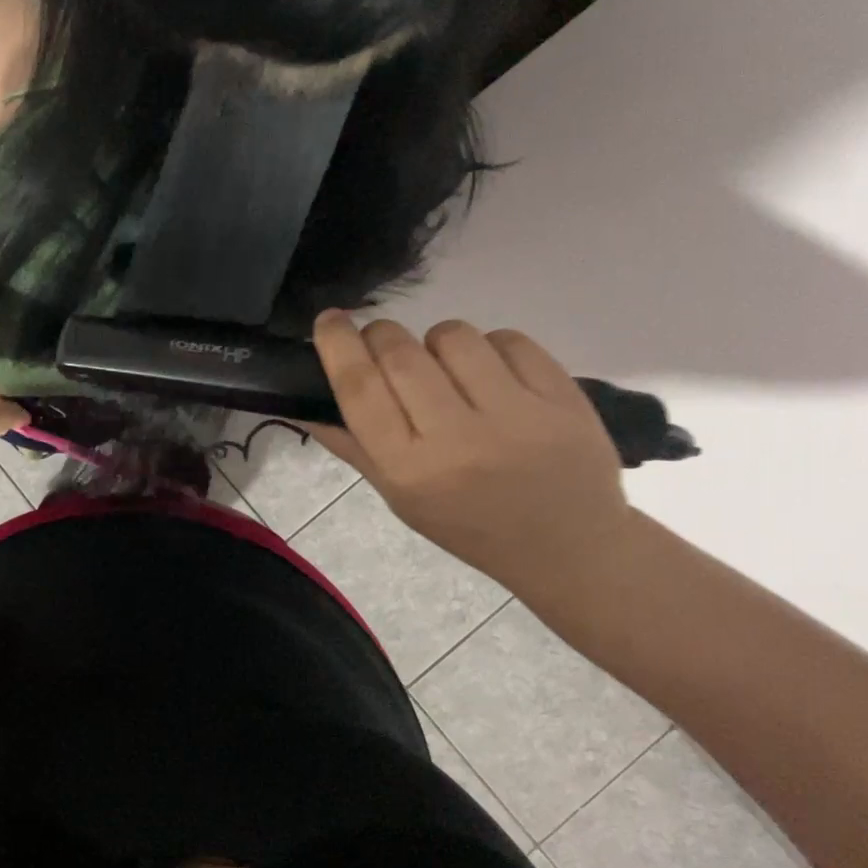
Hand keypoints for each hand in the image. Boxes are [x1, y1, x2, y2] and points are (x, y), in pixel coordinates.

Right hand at [302, 310, 638, 584]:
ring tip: (443, 364)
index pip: (359, 388)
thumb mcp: (398, 496)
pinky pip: (508, 340)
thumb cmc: (467, 523)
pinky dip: (488, 345)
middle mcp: (458, 441)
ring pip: (452, 337)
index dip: (337, 344)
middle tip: (381, 342)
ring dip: (435, 340)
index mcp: (410, 469)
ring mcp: (516, 418)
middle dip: (380, 335)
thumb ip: (350, 445)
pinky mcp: (562, 401)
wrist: (570, 547)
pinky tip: (489, 371)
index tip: (329, 320)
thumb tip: (297, 402)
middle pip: (399, 354)